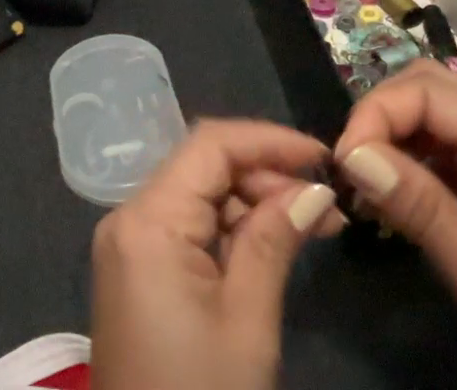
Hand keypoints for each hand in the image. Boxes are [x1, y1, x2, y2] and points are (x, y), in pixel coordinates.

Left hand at [90, 120, 345, 389]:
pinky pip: (187, 227)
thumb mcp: (246, 317)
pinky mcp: (137, 270)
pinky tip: (274, 242)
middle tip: (327, 205)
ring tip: (314, 224)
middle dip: (266, 174)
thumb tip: (314, 190)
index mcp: (147, 221)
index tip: (324, 156)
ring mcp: (129, 246)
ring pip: (198, 195)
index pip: (209, 145)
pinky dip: (230, 228)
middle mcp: (128, 219)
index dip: (268, 140)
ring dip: (253, 201)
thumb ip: (274, 239)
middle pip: (202, 167)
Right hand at [334, 62, 456, 389]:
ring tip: (362, 187)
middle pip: (436, 91)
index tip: (342, 162)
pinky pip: (447, 156)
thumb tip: (350, 154)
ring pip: (438, 120)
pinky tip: (390, 201)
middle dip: (381, 117)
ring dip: (392, 140)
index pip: (434, 92)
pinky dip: (409, 165)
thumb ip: (420, 207)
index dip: (378, 112)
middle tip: (349, 169)